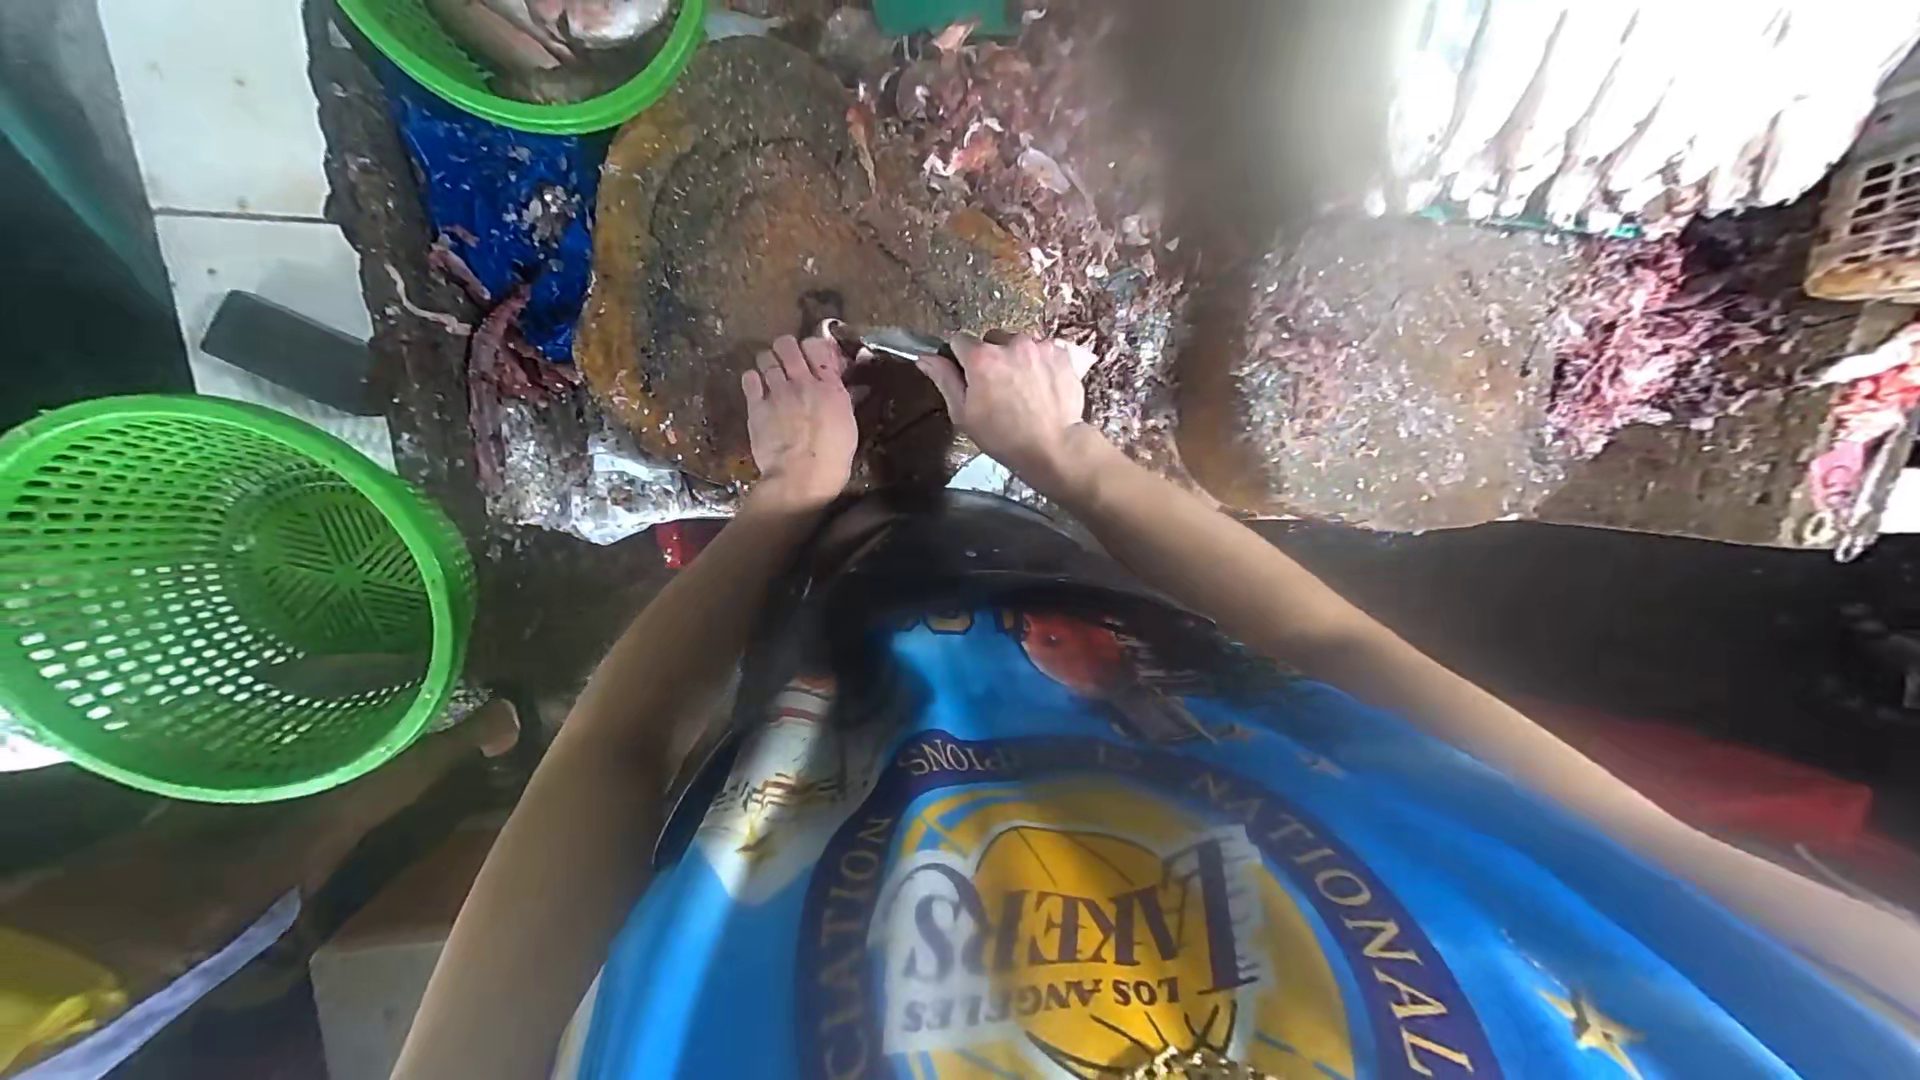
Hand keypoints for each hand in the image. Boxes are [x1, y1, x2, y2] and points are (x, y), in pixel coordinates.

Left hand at [741, 335, 856, 509]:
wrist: (802, 478)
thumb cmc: (832, 458)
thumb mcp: (848, 425)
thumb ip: (844, 400)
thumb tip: (848, 387)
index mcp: (829, 387)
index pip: (815, 345)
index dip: (811, 348)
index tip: (810, 359)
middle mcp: (801, 382)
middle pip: (786, 343)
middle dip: (785, 349)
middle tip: (787, 363)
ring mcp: (777, 392)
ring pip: (765, 356)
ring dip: (768, 363)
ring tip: (771, 376)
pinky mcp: (756, 406)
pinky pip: (748, 377)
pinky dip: (753, 379)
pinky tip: (758, 389)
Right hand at [914, 332, 1103, 490]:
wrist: (1054, 447)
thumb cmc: (1004, 437)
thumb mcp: (964, 414)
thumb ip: (944, 380)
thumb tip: (925, 358)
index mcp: (981, 358)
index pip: (959, 340)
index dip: (960, 359)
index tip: (968, 377)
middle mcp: (1011, 344)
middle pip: (992, 339)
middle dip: (991, 358)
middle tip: (998, 388)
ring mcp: (1040, 347)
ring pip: (1019, 344)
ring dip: (1017, 359)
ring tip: (1023, 390)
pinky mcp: (1062, 354)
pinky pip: (1044, 350)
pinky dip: (1041, 363)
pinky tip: (1042, 387)